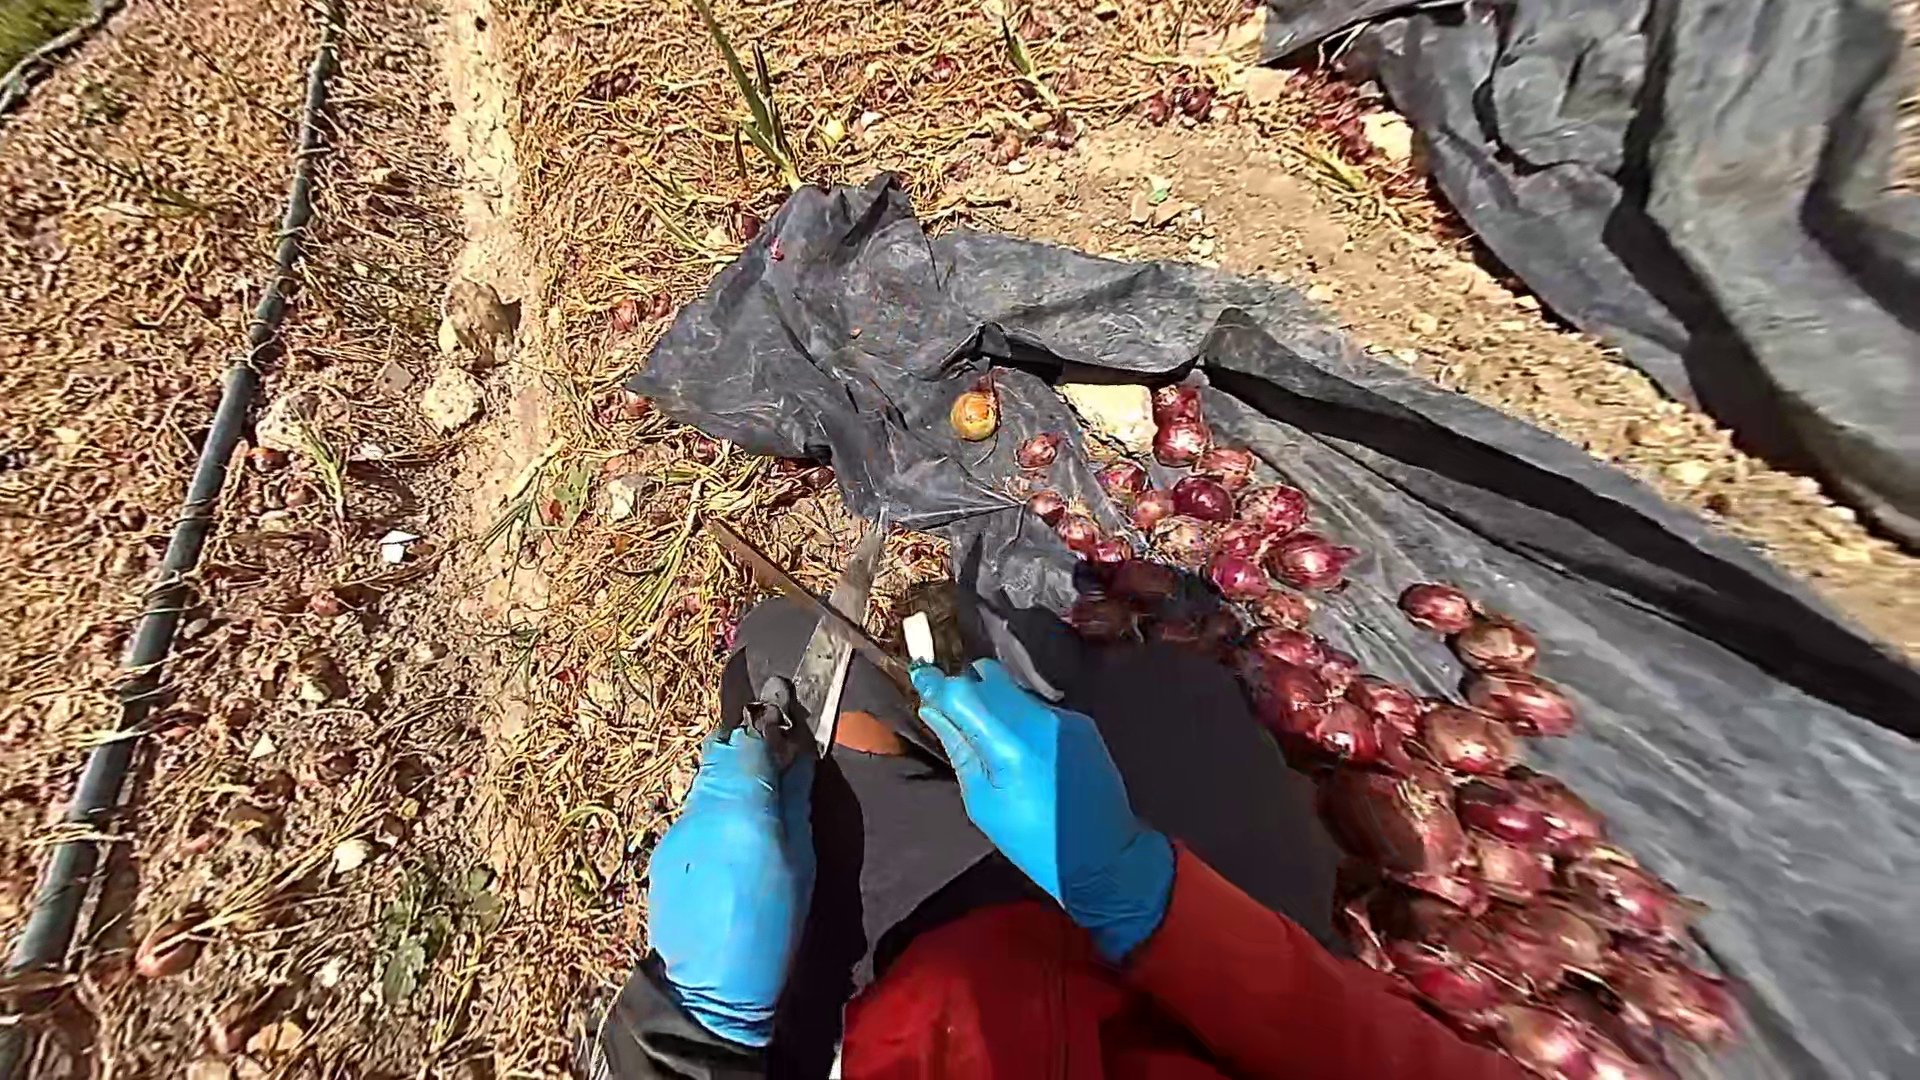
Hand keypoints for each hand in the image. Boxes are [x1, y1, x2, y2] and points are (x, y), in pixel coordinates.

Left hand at [647, 726, 814, 1045]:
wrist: (711, 992)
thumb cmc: (773, 921)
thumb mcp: (801, 856)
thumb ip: (796, 796)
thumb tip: (799, 751)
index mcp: (744, 811)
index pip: (751, 739)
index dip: (769, 714)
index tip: (784, 693)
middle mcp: (702, 810)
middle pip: (721, 749)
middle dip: (748, 739)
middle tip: (776, 746)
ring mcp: (677, 829)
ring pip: (705, 775)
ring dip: (732, 768)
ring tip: (756, 788)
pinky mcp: (665, 847)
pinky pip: (694, 804)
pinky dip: (716, 798)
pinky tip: (732, 826)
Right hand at [911, 659, 1173, 961]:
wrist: (1106, 855)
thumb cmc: (1034, 841)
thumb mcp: (983, 803)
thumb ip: (959, 747)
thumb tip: (932, 710)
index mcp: (1010, 742)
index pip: (964, 692)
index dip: (938, 682)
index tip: (920, 676)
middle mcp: (1039, 718)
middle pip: (990, 676)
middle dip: (966, 685)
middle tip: (953, 709)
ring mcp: (1063, 717)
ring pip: (1014, 687)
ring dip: (993, 698)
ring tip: (987, 731)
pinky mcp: (1080, 721)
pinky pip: (1037, 704)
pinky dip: (1019, 713)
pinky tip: (1021, 744)